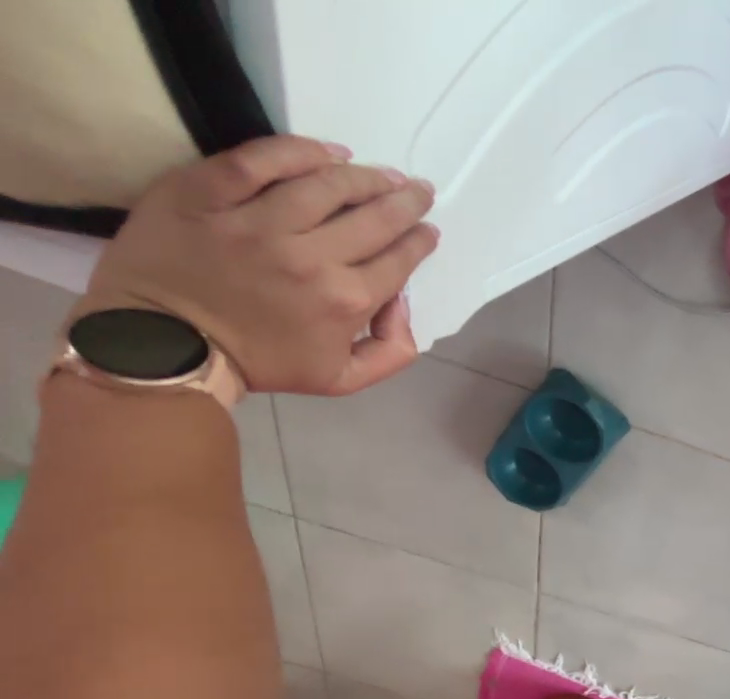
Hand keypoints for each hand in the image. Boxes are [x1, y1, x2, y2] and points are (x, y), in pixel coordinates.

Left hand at [71, 136, 439, 395]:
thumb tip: (402, 303)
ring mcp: (255, 223)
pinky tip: (327, 151)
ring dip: (364, 176)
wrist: (163, 345)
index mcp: (346, 300)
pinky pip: (256, 161)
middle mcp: (310, 258)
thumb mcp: (345, 378)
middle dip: (405, 202)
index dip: (420, 240)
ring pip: (325, 185)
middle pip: (374, 218)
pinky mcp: (205, 195)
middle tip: (419, 190)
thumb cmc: (261, 363)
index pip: (399, 259)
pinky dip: (297, 150)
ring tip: (382, 173)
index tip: (428, 229)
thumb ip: (393, 350)